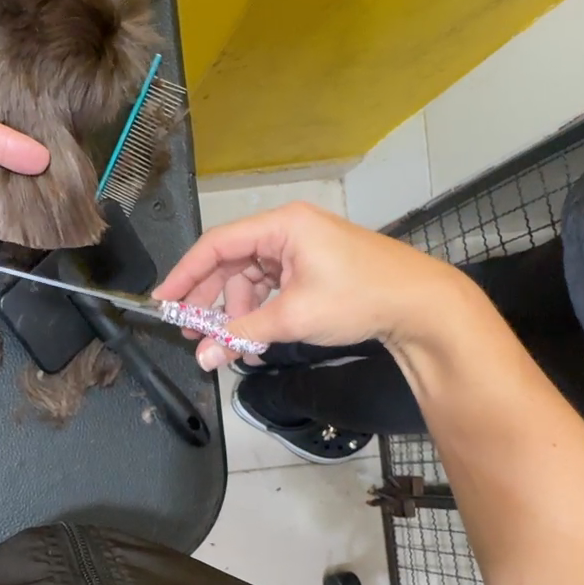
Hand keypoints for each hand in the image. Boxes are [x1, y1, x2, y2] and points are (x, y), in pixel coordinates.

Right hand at [153, 202, 487, 370]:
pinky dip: (257, 315)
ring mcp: (299, 250)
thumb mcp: (292, 318)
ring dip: (235, 315)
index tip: (163, 300)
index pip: (217, 244)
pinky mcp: (309, 268)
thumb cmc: (360, 298)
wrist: (420, 305)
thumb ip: (240, 334)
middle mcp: (287, 231)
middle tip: (189, 331)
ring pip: (248, 281)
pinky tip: (253, 342)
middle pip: (230, 264)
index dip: (185, 273)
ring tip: (230, 347)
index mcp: (283, 226)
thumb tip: (201, 357)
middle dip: (209, 301)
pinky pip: (268, 290)